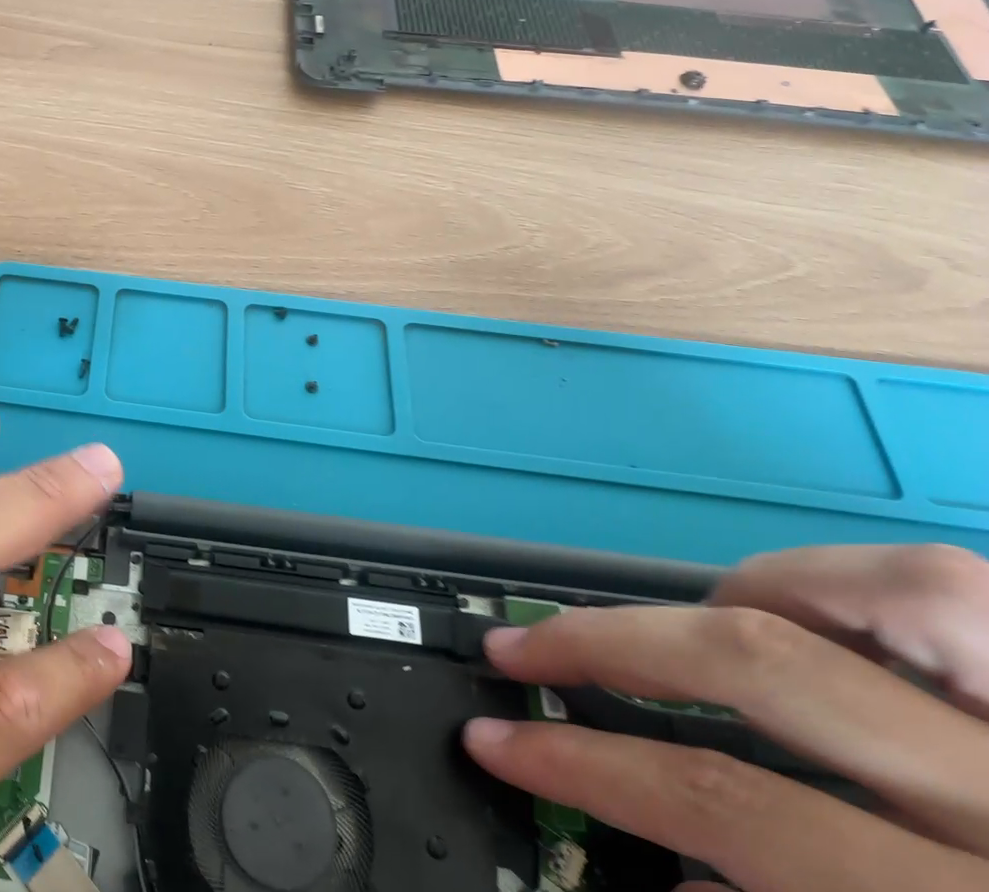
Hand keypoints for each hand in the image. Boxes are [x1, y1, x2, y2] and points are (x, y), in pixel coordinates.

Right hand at [462, 544, 988, 891]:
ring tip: (672, 621)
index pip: (729, 808)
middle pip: (772, 668)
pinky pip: (970, 591)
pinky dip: (859, 583)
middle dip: (610, 645)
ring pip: (894, 592)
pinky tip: (809, 614)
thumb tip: (668, 873)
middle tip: (528, 650)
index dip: (587, 770)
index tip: (504, 745)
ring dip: (742, 595)